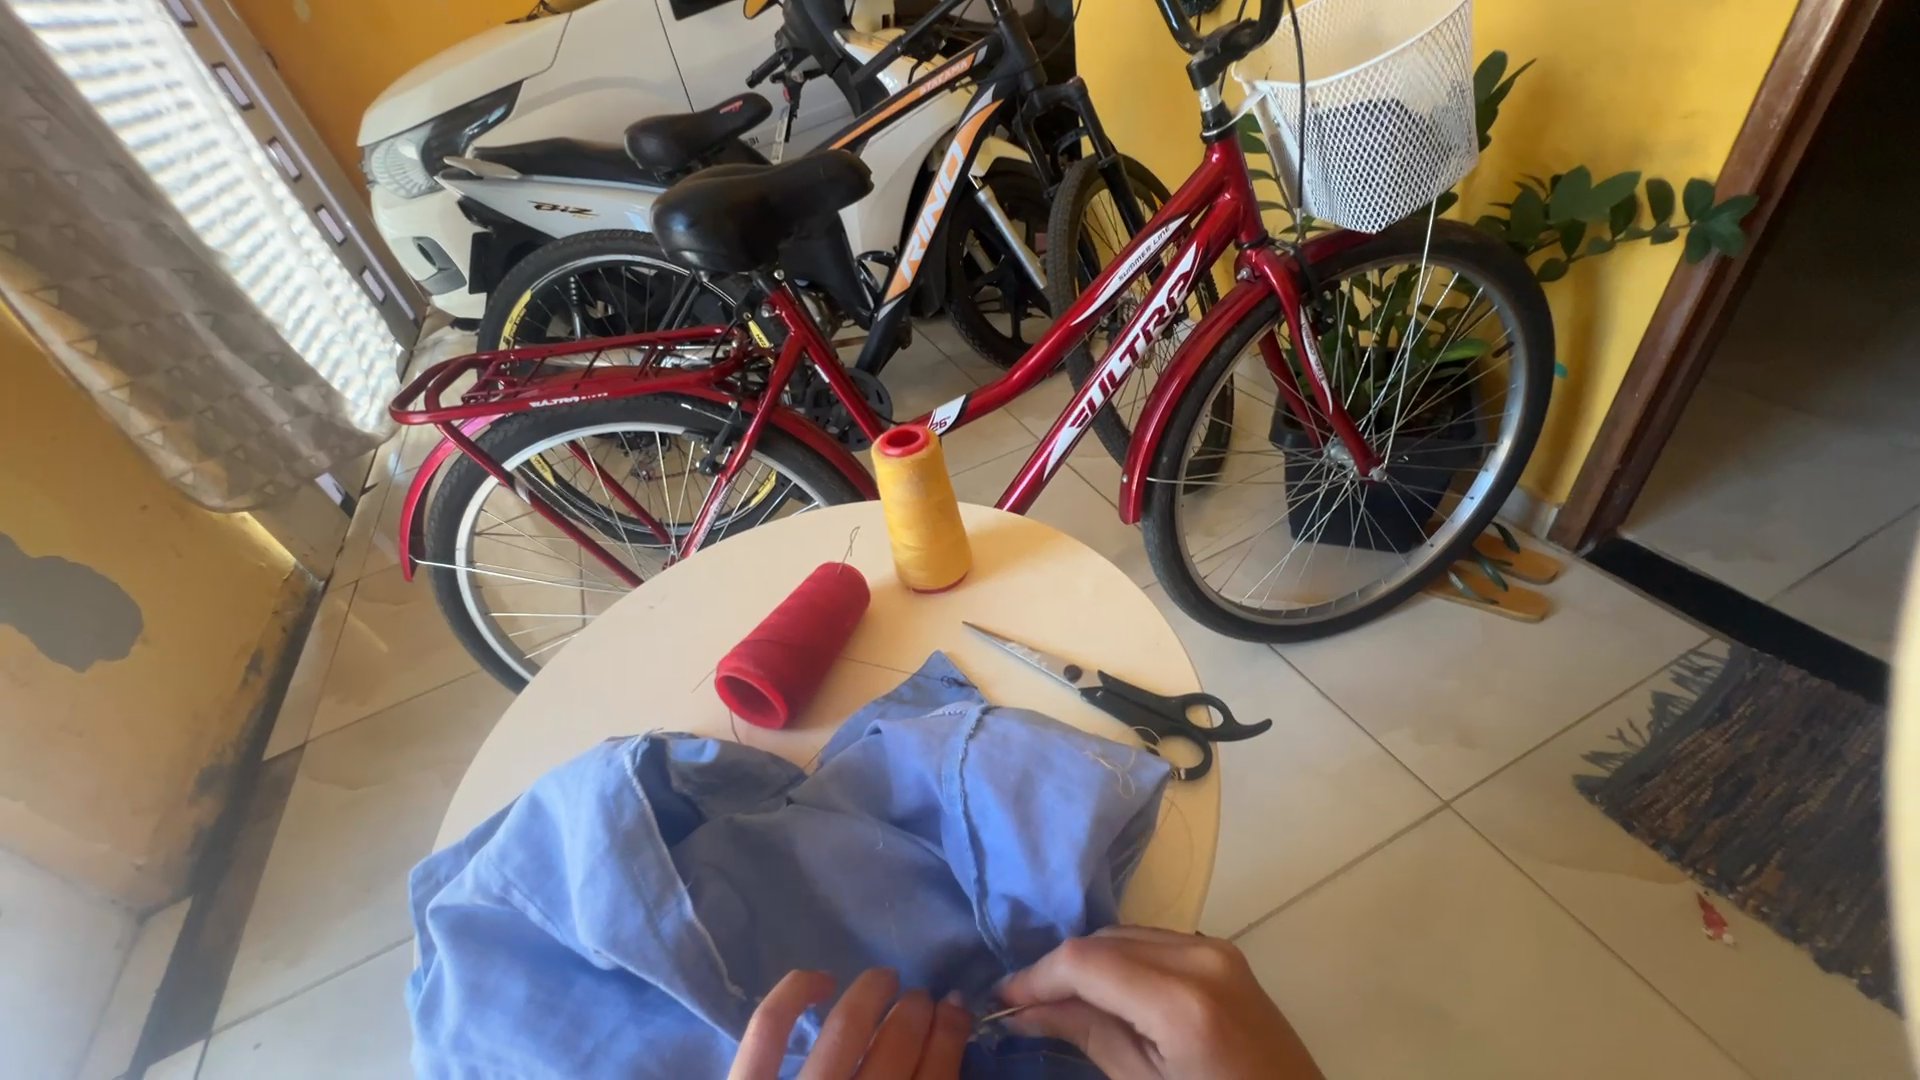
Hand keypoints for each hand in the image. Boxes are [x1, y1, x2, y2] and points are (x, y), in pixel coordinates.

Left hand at [728, 968, 971, 1079]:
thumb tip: (941, 1062)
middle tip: (922, 999)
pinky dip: (795, 991)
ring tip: (887, 979)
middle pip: (897, 1044)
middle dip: (918, 1010)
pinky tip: (821, 980)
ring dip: (874, 992)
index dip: (951, 1034)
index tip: (957, 1010)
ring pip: (846, 1027)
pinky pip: (769, 1027)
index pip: (936, 1077)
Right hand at [996, 926, 1322, 1079]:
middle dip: (1060, 971)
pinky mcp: (1225, 953)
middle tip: (1025, 1006)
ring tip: (1061, 1000)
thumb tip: (1024, 1009)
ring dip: (1089, 963)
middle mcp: (1200, 956)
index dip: (1036, 976)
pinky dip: (1121, 959)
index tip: (1002, 1000)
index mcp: (1183, 1002)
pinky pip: (1153, 941)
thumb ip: (1088, 1036)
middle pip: (1103, 940)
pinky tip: (1107, 991)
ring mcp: (1217, 949)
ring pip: (1125, 935)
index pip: (1085, 962)